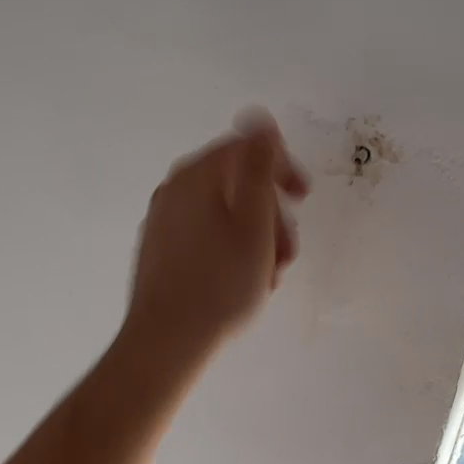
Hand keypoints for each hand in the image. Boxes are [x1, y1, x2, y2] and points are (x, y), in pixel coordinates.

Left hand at [122, 109, 309, 361]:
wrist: (167, 340)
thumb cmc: (220, 283)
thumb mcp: (254, 223)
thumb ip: (260, 167)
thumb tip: (261, 123)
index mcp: (196, 176)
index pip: (245, 148)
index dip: (282, 167)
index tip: (304, 196)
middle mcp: (173, 192)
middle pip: (234, 183)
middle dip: (271, 212)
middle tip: (289, 249)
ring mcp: (162, 224)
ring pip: (222, 215)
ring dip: (255, 237)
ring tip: (269, 274)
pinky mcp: (159, 254)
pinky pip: (204, 238)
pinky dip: (231, 250)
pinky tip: (242, 283)